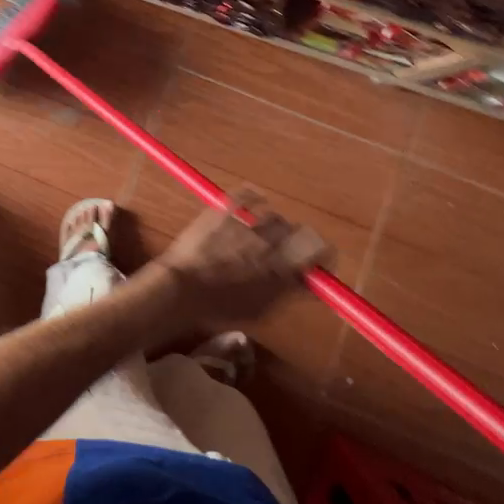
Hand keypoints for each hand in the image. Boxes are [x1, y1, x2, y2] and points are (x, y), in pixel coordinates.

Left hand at [141, 196, 330, 329]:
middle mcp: (269, 243)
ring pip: (274, 216)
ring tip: (262, 234)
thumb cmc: (220, 308)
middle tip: (286, 251)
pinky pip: (248, 193)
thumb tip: (309, 283)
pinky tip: (256, 200)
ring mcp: (246, 224)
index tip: (320, 259)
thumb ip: (289, 293)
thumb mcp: (261, 310)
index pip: (319, 250)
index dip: (323, 253)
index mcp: (281, 269)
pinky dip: (255, 196)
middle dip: (296, 241)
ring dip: (273, 225)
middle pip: (298, 231)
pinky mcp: (224, 210)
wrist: (180, 289)